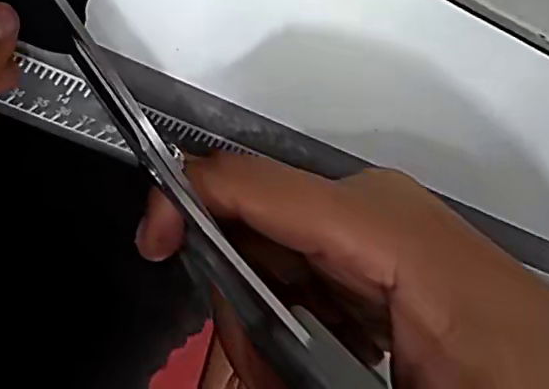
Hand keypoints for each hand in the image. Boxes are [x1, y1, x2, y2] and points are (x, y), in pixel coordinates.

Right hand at [135, 154, 548, 388]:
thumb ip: (289, 357)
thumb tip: (227, 347)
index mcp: (379, 222)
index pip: (247, 179)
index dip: (184, 198)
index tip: (152, 245)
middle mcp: (376, 207)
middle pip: (255, 217)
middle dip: (231, 291)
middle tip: (245, 370)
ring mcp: (387, 230)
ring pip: (279, 247)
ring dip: (260, 313)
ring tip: (276, 374)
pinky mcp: (396, 257)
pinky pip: (314, 266)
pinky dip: (295, 315)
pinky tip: (312, 363)